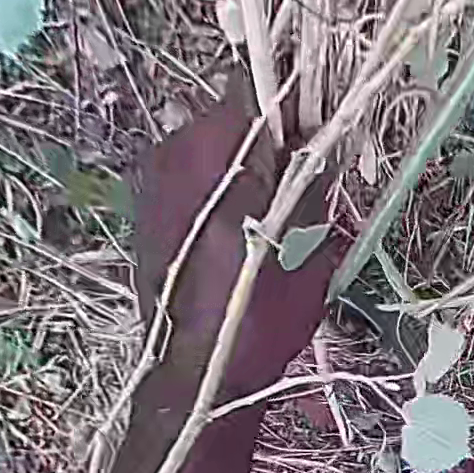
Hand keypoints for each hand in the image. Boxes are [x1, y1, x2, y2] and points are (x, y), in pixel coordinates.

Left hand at [129, 81, 336, 397]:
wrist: (198, 379)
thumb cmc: (255, 319)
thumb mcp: (301, 252)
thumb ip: (306, 185)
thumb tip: (318, 141)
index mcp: (208, 154)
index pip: (255, 92)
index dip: (296, 118)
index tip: (321, 152)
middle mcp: (171, 155)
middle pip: (235, 125)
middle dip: (275, 154)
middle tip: (304, 201)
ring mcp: (154, 186)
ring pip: (219, 159)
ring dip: (252, 181)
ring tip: (277, 230)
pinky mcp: (152, 217)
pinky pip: (201, 189)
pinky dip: (228, 203)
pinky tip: (244, 246)